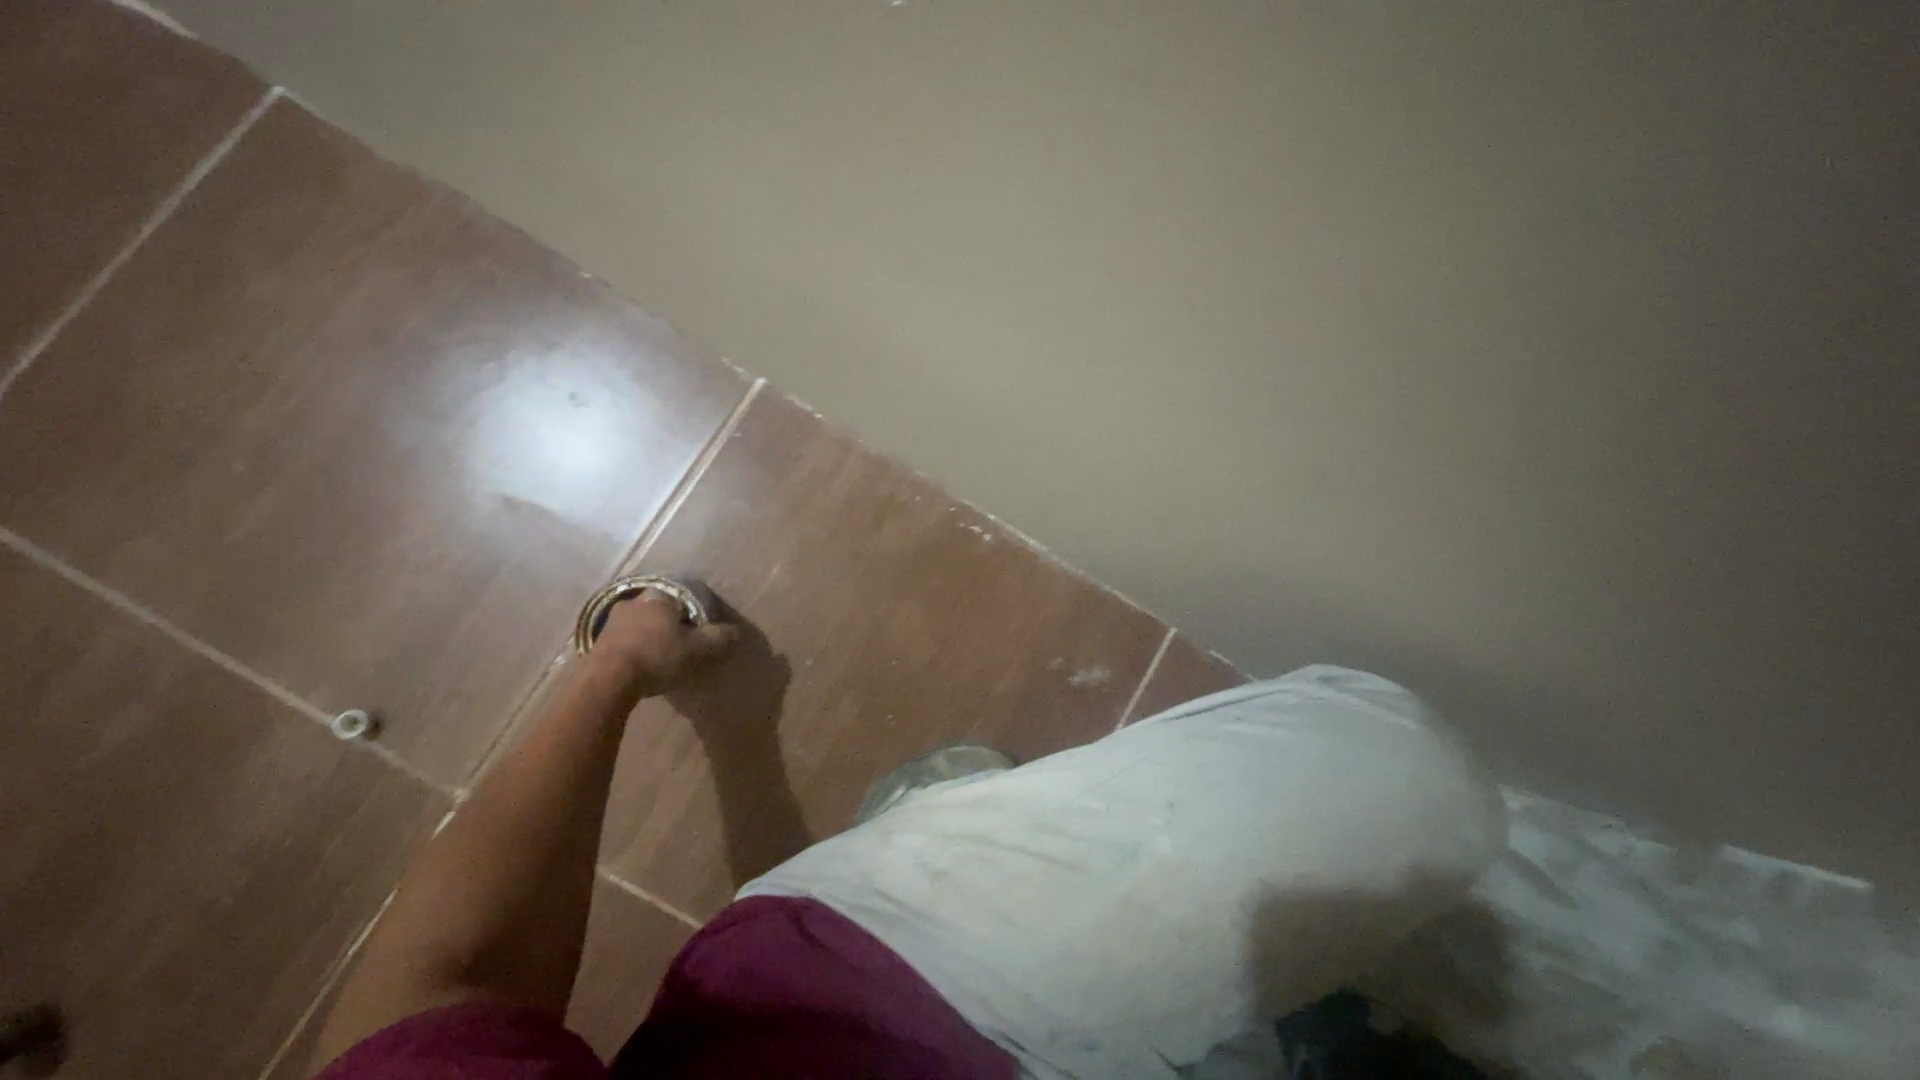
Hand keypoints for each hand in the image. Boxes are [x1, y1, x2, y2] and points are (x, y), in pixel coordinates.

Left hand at [589, 589, 737, 692]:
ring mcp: (611, 621)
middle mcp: (633, 601)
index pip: (683, 598)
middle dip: (669, 625)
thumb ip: (719, 638)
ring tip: (660, 658)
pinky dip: (633, 651)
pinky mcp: (597, 642)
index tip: (699, 632)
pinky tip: (640, 667)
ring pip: (639, 625)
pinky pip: (623, 642)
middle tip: (680, 645)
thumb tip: (736, 632)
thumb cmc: (658, 655)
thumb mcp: (699, 649)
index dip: (694, 615)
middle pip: (659, 611)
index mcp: (659, 596)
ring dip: (649, 638)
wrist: (608, 679)